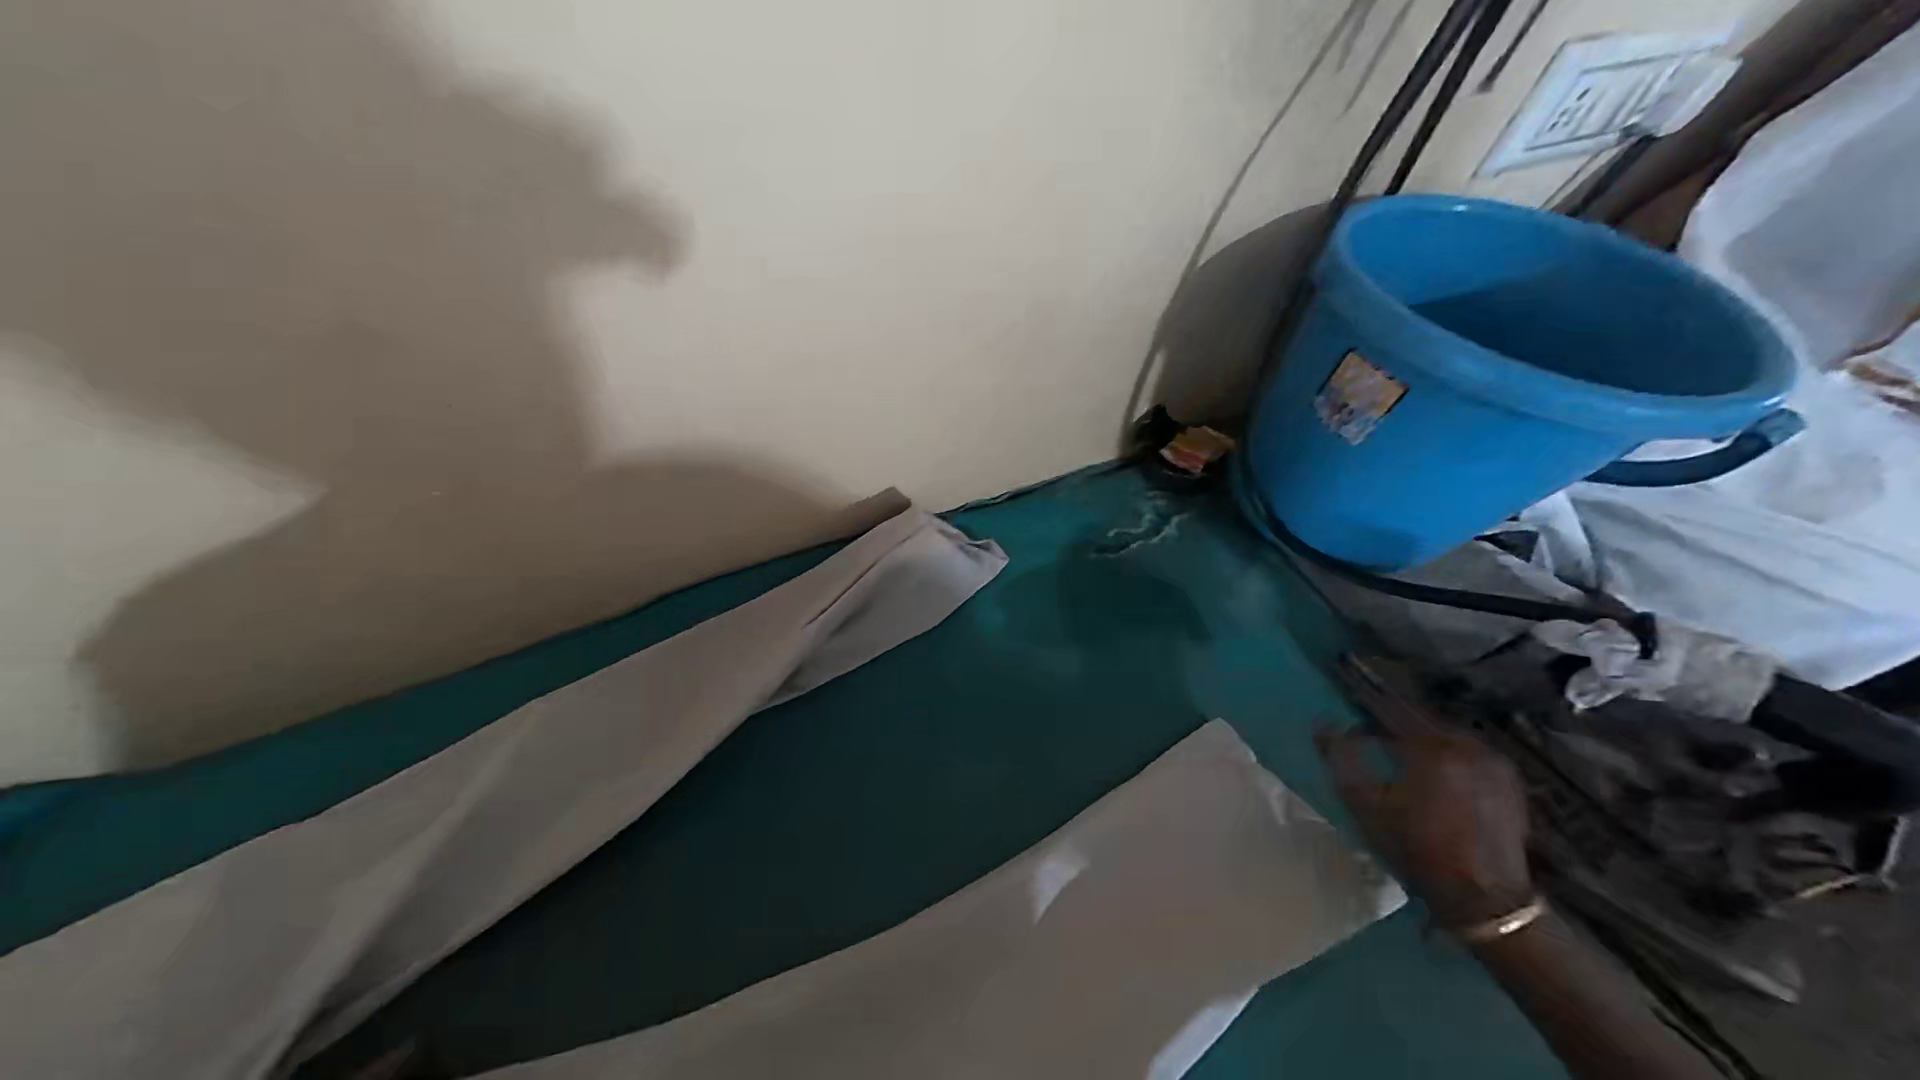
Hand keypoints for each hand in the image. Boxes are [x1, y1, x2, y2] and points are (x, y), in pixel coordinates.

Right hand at [1316, 726, 1534, 928]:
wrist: (1484, 899)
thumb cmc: (1416, 849)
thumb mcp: (1365, 806)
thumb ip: (1341, 759)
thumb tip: (1323, 725)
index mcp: (1431, 746)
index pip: (1391, 709)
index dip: (1366, 707)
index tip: (1349, 713)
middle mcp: (1466, 744)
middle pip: (1420, 719)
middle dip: (1393, 723)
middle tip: (1372, 735)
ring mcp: (1493, 761)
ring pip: (1445, 734)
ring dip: (1420, 738)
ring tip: (1400, 753)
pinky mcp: (1508, 780)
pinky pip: (1468, 751)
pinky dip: (1446, 753)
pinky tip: (1434, 771)